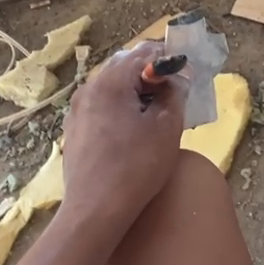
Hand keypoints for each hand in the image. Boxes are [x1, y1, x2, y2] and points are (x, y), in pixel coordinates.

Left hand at [59, 42, 186, 223]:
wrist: (95, 211)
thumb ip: (173, 94)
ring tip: (157, 110)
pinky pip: (102, 105)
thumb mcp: (167, 127)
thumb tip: (174, 80)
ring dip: (136, 89)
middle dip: (151, 73)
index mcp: (110, 82)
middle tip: (175, 90)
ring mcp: (77, 110)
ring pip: (112, 86)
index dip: (169, 59)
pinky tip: (135, 127)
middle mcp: (89, 89)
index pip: (144, 53)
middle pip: (124, 66)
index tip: (188, 73)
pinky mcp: (75, 129)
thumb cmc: (137, 166)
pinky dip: (121, 105)